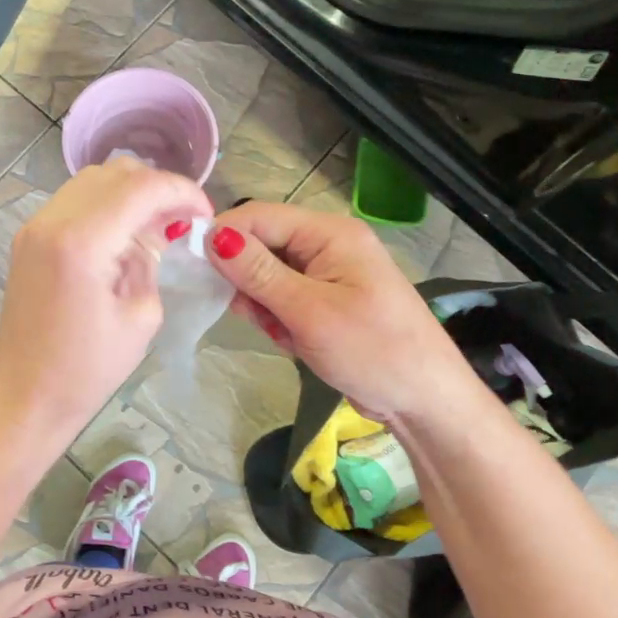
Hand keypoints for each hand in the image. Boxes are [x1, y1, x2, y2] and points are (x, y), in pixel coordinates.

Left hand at [0, 158, 212, 427]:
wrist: (24, 394)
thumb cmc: (87, 369)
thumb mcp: (141, 316)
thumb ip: (151, 260)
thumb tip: (158, 231)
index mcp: (83, 242)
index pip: (142, 187)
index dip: (182, 192)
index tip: (204, 216)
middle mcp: (53, 220)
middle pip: (116, 173)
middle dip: (158, 188)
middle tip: (182, 222)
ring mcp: (35, 225)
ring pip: (92, 180)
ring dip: (130, 192)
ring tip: (154, 227)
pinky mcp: (28, 236)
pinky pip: (74, 200)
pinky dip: (105, 204)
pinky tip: (122, 235)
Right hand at [205, 201, 469, 418]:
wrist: (426, 401)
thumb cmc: (373, 350)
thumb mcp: (308, 312)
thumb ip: (257, 272)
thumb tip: (211, 237)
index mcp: (329, 233)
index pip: (260, 216)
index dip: (223, 235)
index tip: (192, 266)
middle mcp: (328, 244)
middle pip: (262, 244)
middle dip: (246, 279)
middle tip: (253, 316)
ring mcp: (329, 273)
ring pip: (268, 274)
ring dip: (263, 304)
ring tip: (281, 333)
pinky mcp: (328, 300)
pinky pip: (284, 297)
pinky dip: (279, 318)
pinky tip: (293, 342)